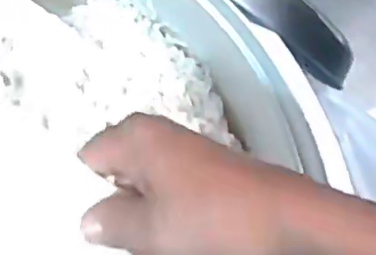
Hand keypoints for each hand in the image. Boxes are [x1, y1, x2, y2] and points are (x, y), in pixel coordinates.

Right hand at [77, 113, 308, 254]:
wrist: (294, 224)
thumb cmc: (214, 222)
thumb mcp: (155, 232)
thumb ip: (112, 224)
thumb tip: (84, 221)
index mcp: (133, 135)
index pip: (86, 159)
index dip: (81, 193)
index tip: (84, 230)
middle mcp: (151, 133)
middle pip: (113, 171)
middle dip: (112, 208)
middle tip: (114, 244)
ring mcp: (179, 151)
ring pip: (142, 186)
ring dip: (140, 217)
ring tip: (146, 247)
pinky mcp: (203, 173)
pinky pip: (167, 193)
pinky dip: (164, 216)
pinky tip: (173, 241)